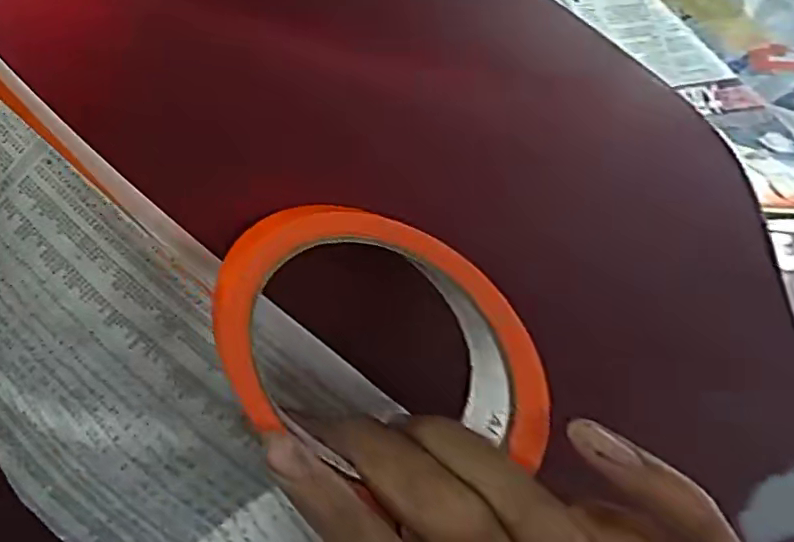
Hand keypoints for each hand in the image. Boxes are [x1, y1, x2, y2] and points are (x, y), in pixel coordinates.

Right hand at [265, 417, 739, 541]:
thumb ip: (366, 532)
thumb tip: (302, 468)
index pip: (370, 538)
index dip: (320, 488)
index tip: (275, 439)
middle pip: (436, 500)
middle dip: (368, 448)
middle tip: (334, 431)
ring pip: (519, 490)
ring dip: (450, 448)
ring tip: (411, 436)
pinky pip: (686, 525)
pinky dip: (646, 482)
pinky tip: (588, 439)